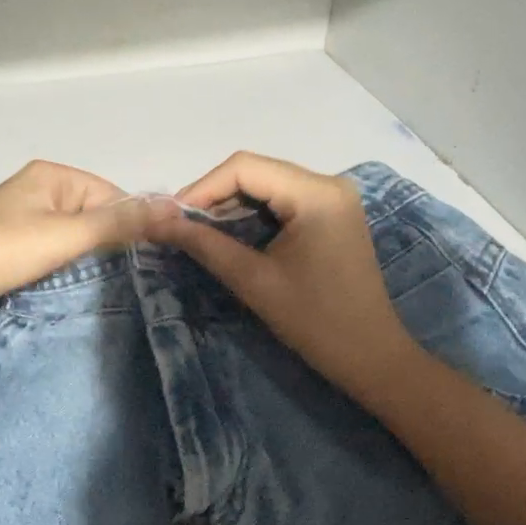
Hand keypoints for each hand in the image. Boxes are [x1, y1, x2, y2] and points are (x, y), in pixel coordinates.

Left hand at [0, 160, 167, 335]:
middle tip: (131, 278)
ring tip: (105, 287)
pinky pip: (51, 255)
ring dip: (87, 260)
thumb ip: (120, 223)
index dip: (132, 224)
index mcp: (50, 175)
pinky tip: (74, 290)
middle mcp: (36, 191)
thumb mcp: (67, 235)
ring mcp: (20, 221)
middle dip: (110, 244)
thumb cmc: (3, 251)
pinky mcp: (9, 251)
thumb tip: (174, 205)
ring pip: (72, 239)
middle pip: (92, 215)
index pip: (110, 194)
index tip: (150, 259)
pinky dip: (64, 269)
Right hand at [146, 151, 423, 396]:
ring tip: (197, 232)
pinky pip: (281, 200)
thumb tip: (154, 221)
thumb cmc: (315, 321)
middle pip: (255, 171)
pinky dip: (250, 213)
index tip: (170, 218)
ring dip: (228, 205)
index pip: (244, 168)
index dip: (201, 188)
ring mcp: (333, 198)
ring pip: (265, 185)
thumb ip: (203, 244)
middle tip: (178, 227)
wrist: (371, 356)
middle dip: (212, 196)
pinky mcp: (331, 214)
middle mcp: (328, 184)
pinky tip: (229, 235)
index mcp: (316, 193)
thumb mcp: (253, 280)